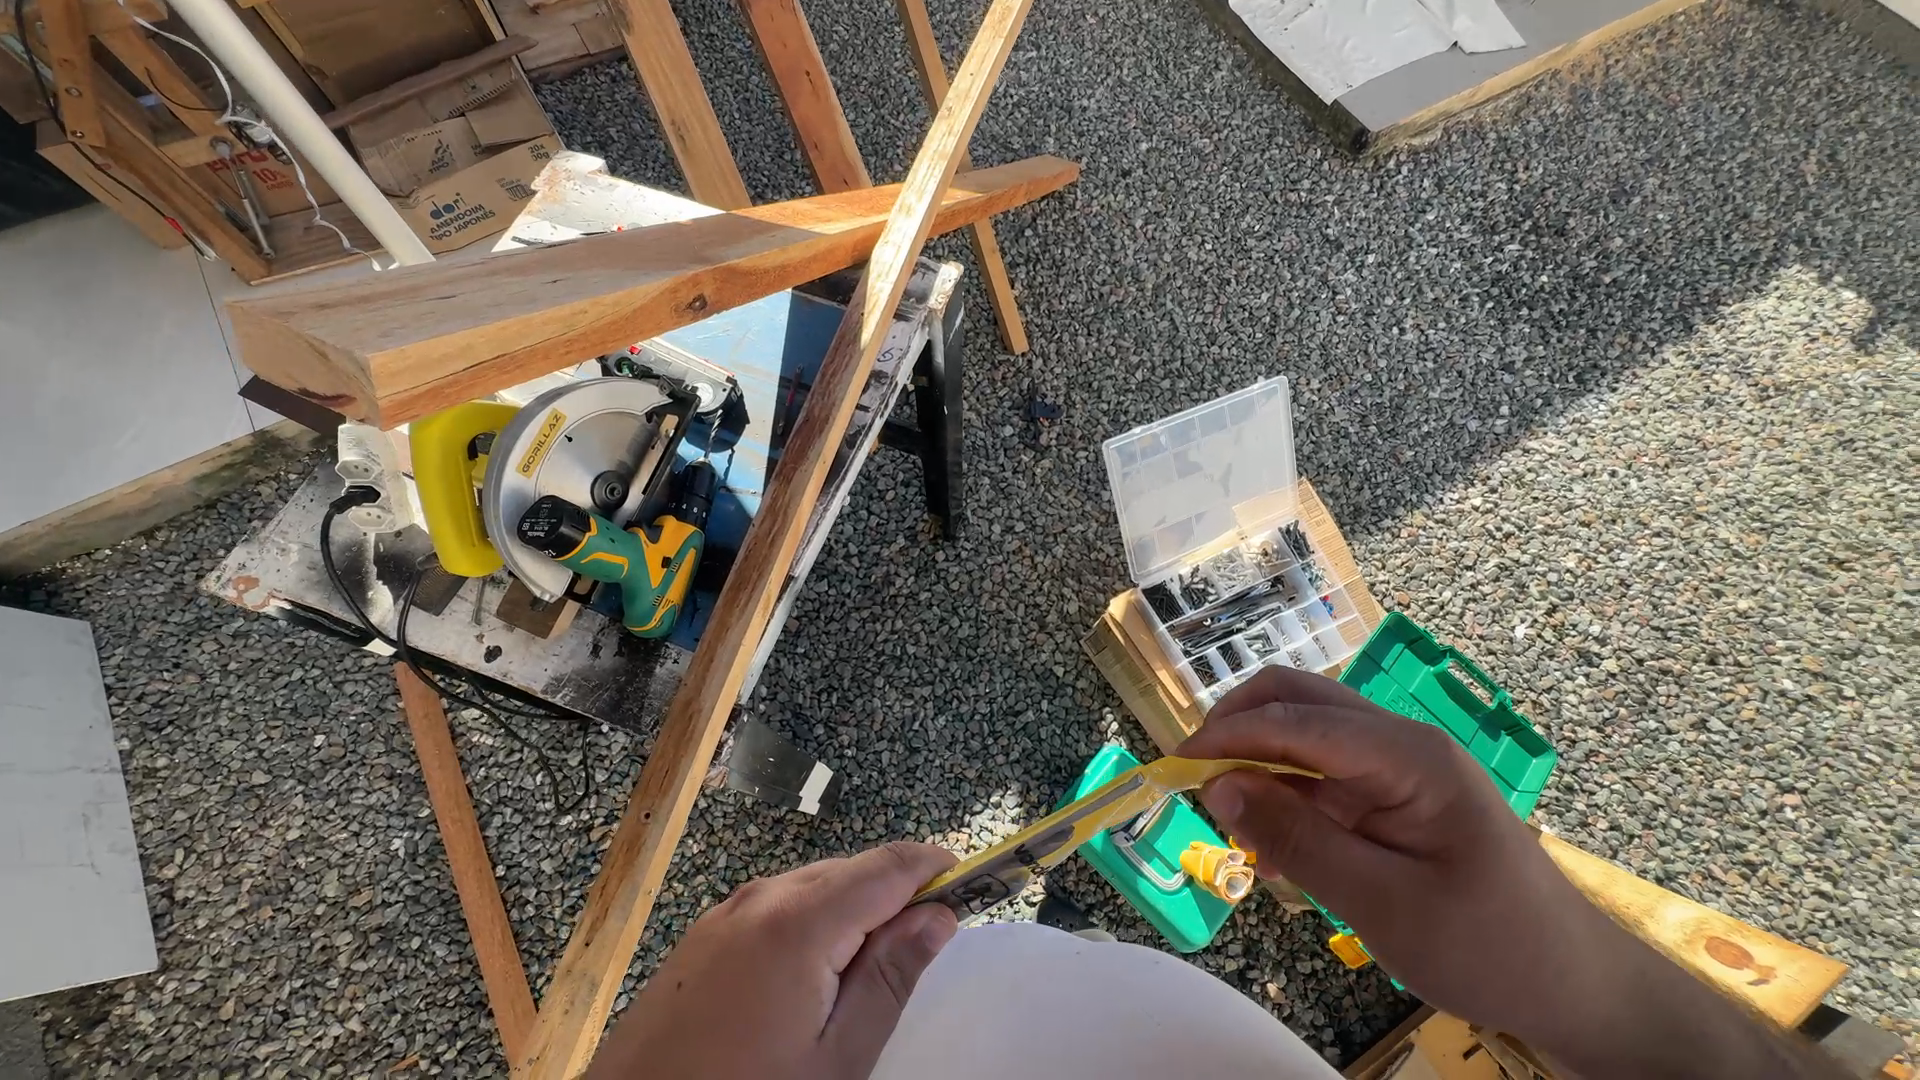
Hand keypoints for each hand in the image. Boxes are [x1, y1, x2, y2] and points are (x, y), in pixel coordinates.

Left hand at [587, 842, 958, 1079]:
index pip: (889, 865)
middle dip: (898, 892)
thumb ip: (891, 976)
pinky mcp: (705, 935)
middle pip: (853, 870)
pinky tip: (813, 976)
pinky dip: (814, 921)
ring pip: (815, 886)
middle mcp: (764, 896)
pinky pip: (778, 907)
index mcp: (801, 918)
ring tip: (871, 969)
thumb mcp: (836, 1058)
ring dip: (856, 908)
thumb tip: (939, 914)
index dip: (936, 867)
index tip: (971, 886)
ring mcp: (727, 912)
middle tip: (926, 942)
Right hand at [1176, 666, 1622, 1043]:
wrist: (1575, 986)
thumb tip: (1218, 787)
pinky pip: (1317, 770)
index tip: (1176, 766)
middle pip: (1296, 698)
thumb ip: (1296, 839)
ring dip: (1255, 758)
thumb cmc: (1488, 948)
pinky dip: (1280, 792)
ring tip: (1230, 816)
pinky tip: (1270, 843)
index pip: (1296, 721)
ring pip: (1301, 728)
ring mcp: (1394, 762)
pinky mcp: (1388, 789)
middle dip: (1236, 726)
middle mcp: (1398, 741)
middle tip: (1196, 775)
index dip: (1229, 736)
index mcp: (1408, 756)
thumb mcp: (1382, 905)